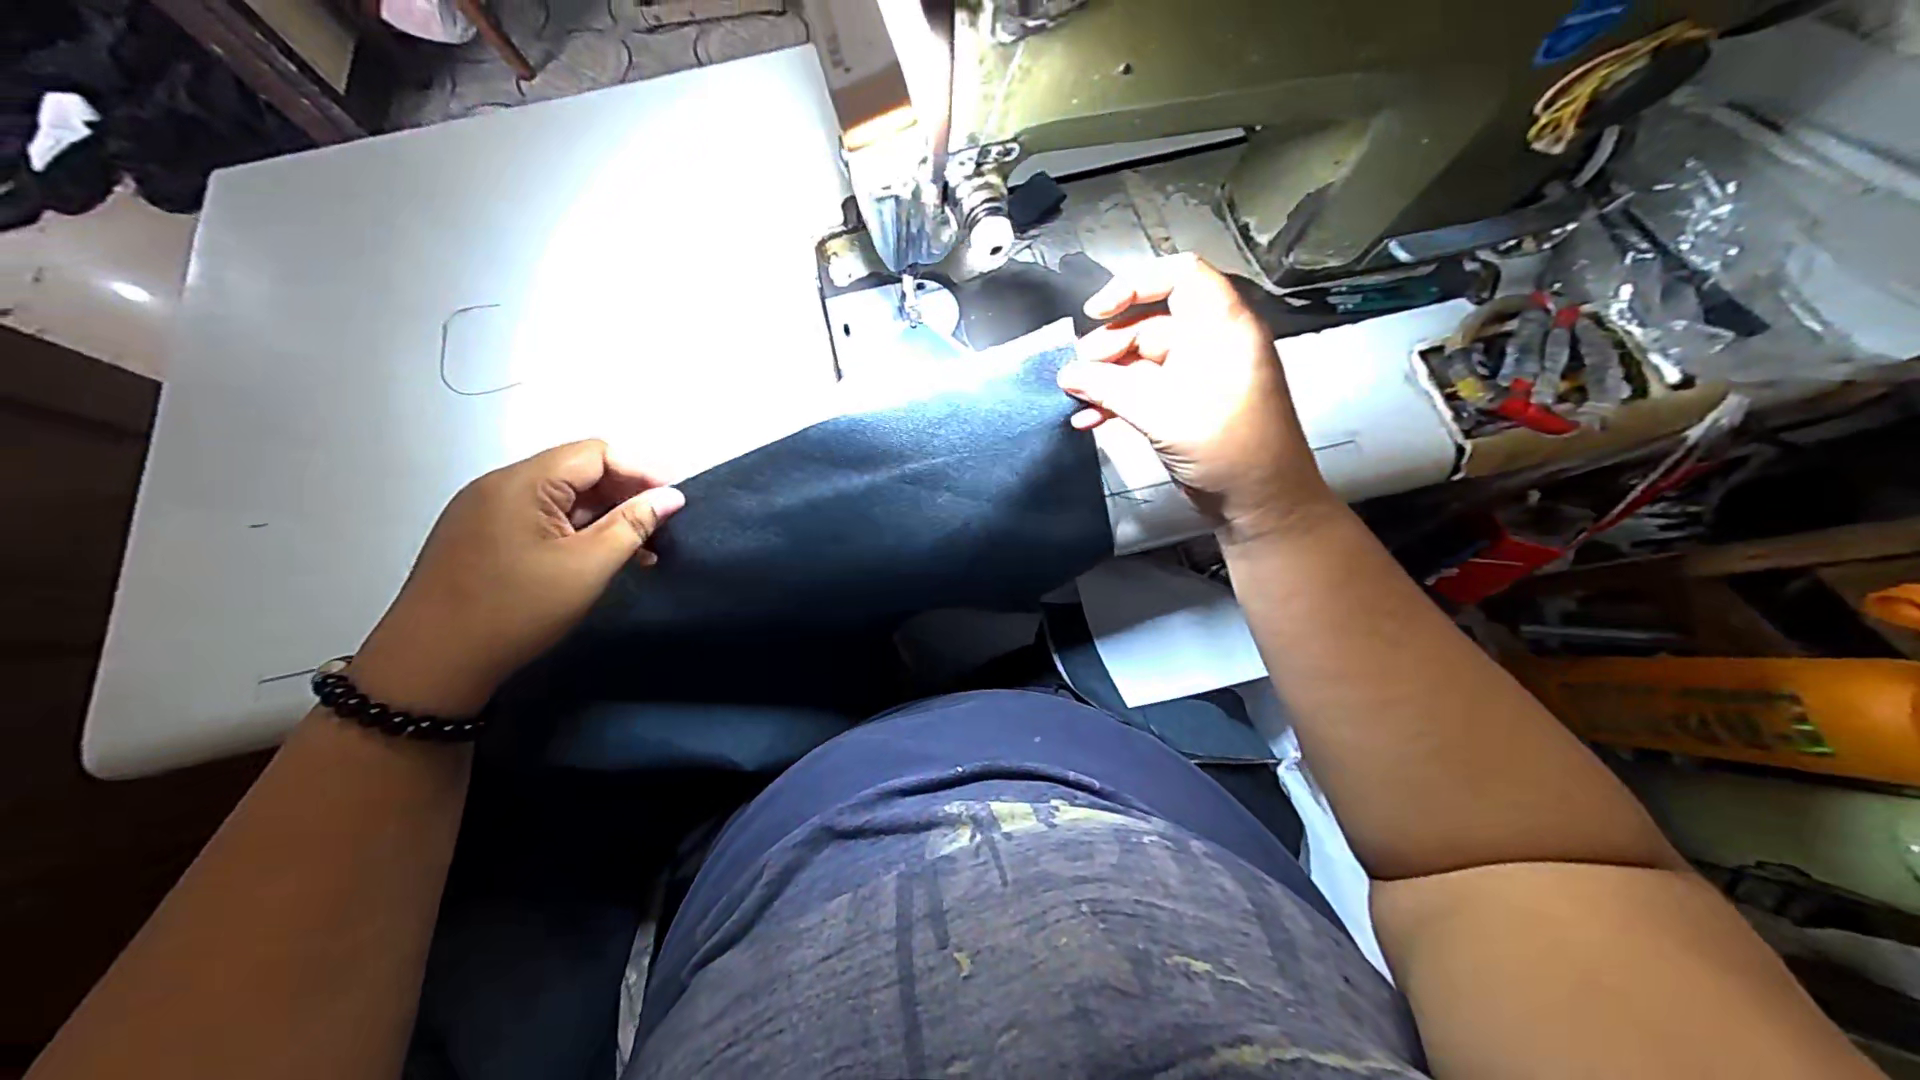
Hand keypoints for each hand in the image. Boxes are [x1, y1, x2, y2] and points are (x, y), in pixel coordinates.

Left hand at [346, 440, 684, 715]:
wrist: (431, 664)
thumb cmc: (516, 610)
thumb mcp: (588, 567)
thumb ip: (634, 525)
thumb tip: (673, 496)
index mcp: (522, 482)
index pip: (595, 454)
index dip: (640, 473)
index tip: (674, 504)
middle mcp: (500, 485)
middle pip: (577, 472)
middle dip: (625, 496)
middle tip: (660, 530)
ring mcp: (486, 511)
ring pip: (561, 498)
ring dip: (604, 517)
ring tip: (638, 551)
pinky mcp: (481, 536)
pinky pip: (540, 518)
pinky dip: (576, 531)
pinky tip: (597, 559)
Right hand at [1056, 253, 1338, 540]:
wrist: (1260, 502)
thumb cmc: (1229, 449)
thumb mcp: (1163, 412)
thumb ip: (1110, 389)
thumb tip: (1068, 375)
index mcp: (1221, 327)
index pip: (1179, 276)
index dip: (1135, 284)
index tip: (1097, 311)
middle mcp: (1209, 344)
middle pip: (1149, 322)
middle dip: (1108, 345)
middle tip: (1078, 371)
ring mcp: (1194, 377)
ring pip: (1139, 361)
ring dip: (1104, 378)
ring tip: (1075, 396)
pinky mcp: (1182, 406)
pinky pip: (1141, 391)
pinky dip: (1114, 402)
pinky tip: (1087, 419)